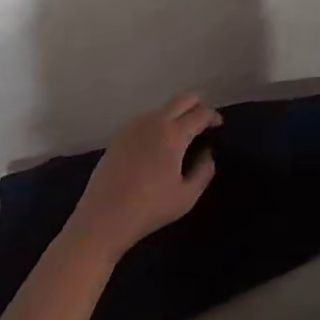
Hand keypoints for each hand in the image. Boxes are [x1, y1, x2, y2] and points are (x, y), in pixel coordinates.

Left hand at [67, 94, 221, 254]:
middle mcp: (154, 122)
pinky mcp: (118, 136)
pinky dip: (158, 125)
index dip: (214, 116)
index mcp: (173, 134)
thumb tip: (207, 154)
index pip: (201, 113)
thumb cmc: (148, 209)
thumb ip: (204, 171)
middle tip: (203, 124)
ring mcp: (133, 127)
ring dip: (177, 115)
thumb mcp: (186, 197)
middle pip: (183, 99)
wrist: (101, 221)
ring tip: (180, 138)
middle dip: (198, 106)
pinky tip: (155, 147)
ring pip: (163, 108)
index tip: (218, 126)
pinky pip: (145, 120)